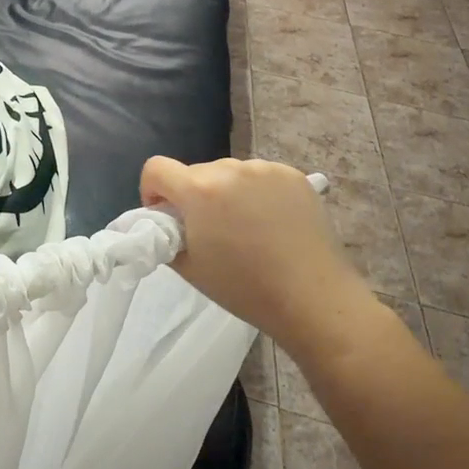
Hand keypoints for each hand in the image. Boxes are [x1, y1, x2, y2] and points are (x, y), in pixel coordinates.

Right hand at [140, 156, 369, 345]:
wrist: (315, 300)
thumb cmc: (246, 289)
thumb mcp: (190, 268)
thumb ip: (167, 237)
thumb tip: (167, 223)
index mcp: (199, 190)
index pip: (156, 168)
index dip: (153, 191)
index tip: (167, 217)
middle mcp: (230, 169)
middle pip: (195, 172)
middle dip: (194, 196)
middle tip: (211, 231)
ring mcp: (265, 169)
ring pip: (228, 173)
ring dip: (227, 192)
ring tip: (247, 227)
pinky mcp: (293, 175)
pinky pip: (259, 177)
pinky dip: (257, 193)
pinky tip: (272, 222)